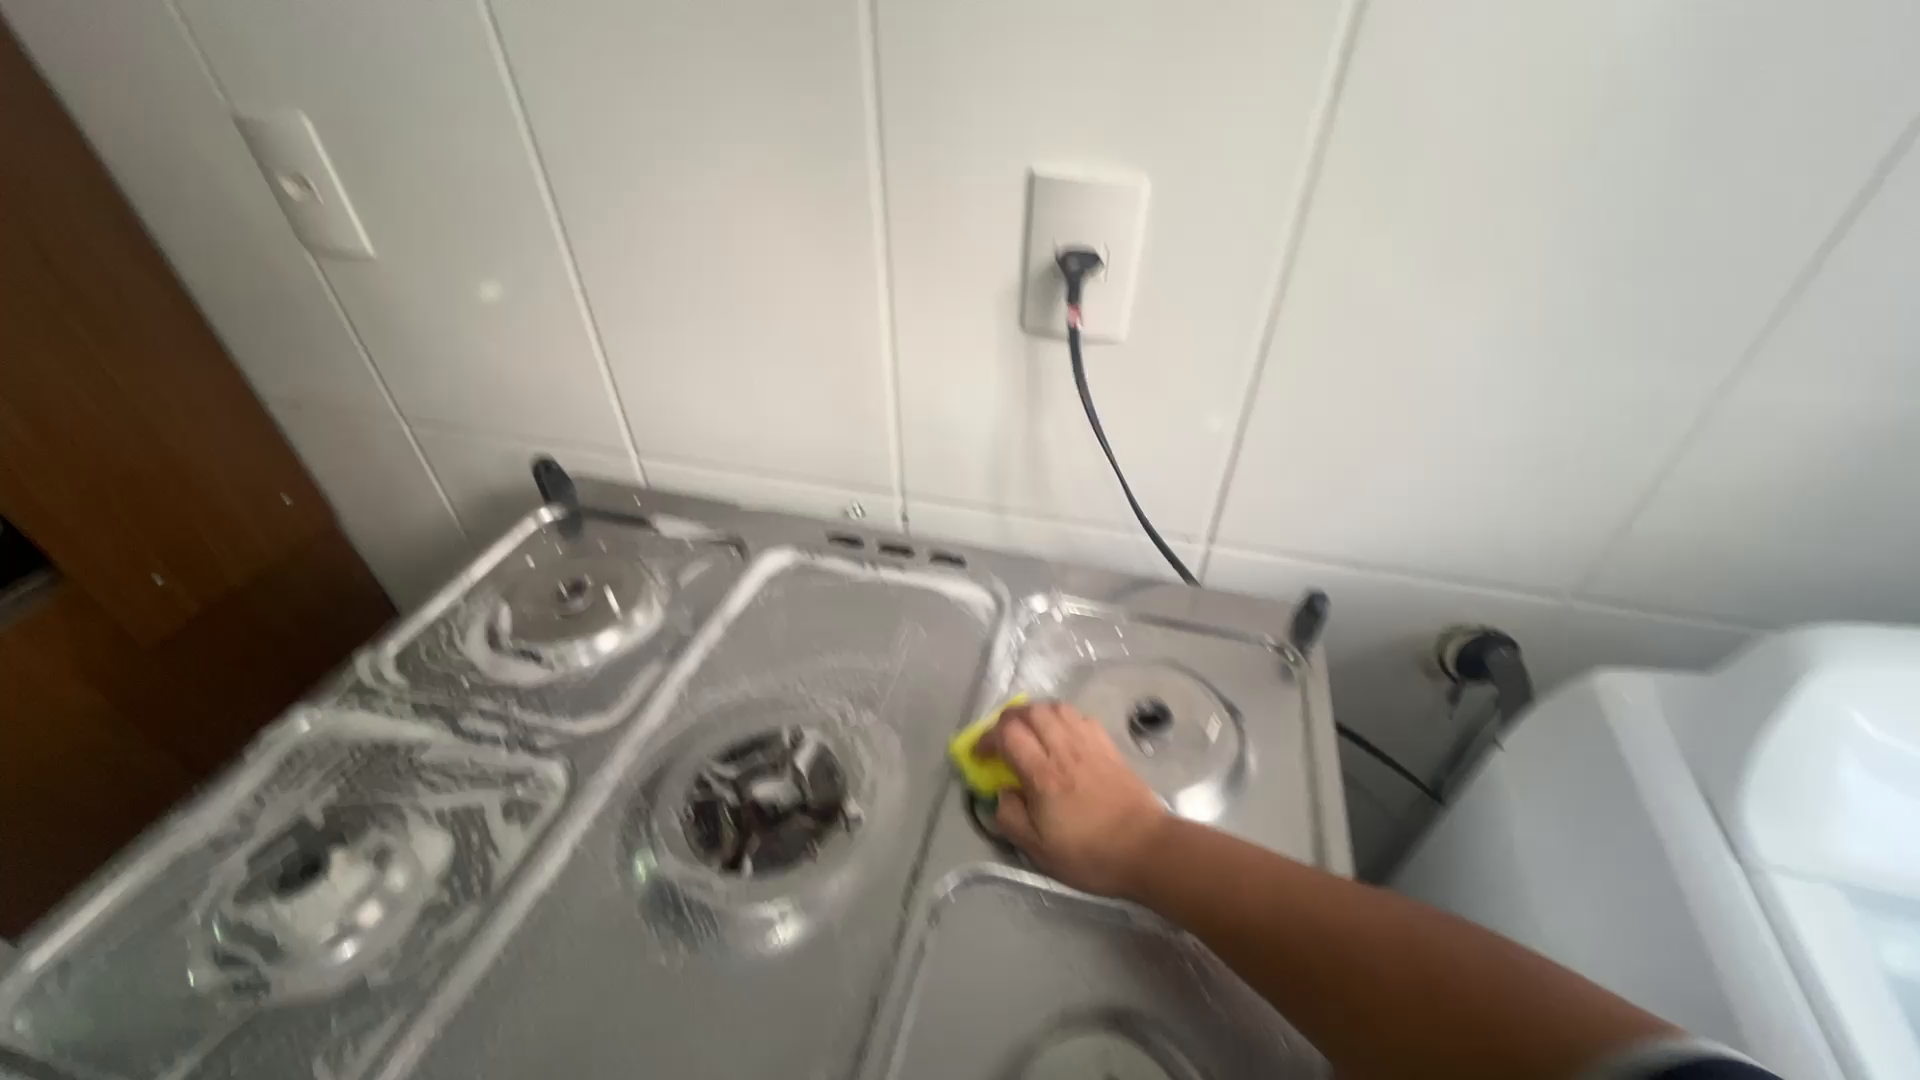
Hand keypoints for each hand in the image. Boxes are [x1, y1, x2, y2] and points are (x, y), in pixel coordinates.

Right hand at [976, 701, 1170, 897]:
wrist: (1146, 849)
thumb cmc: (1090, 854)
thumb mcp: (1038, 850)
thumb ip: (1011, 818)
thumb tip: (1002, 793)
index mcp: (1044, 775)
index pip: (1008, 734)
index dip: (987, 738)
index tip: (981, 756)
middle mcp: (1065, 750)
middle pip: (1031, 711)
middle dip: (1008, 719)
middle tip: (1002, 740)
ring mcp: (1090, 744)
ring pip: (1056, 707)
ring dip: (1036, 714)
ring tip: (1030, 733)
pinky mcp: (1108, 747)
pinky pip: (1080, 716)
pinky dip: (1062, 718)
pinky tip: (1061, 736)